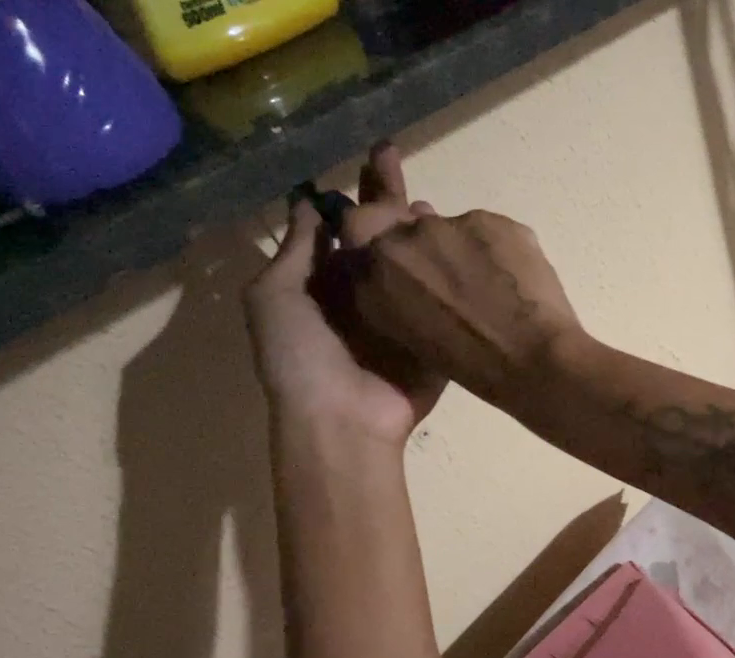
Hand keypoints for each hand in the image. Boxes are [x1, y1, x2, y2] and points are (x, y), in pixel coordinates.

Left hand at [243, 144, 445, 445]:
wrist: (345, 420)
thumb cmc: (299, 356)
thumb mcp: (275, 295)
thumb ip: (298, 251)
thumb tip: (311, 202)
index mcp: (323, 282)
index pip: (341, 228)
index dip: (354, 195)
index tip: (372, 161)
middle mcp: (364, 294)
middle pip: (380, 240)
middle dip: (389, 203)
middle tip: (399, 162)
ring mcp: (402, 318)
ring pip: (414, 267)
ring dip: (423, 236)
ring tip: (436, 211)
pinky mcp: (433, 342)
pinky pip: (444, 306)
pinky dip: (452, 280)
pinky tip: (459, 251)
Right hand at [351, 207, 583, 401]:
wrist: (535, 362)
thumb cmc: (476, 368)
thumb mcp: (414, 337)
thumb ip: (398, 295)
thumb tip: (408, 271)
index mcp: (369, 279)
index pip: (358, 231)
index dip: (383, 240)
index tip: (407, 258)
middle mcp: (395, 243)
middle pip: (399, 220)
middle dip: (420, 239)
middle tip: (455, 273)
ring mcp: (442, 227)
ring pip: (448, 226)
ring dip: (463, 247)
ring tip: (494, 285)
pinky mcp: (485, 220)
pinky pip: (487, 229)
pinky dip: (499, 249)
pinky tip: (517, 280)